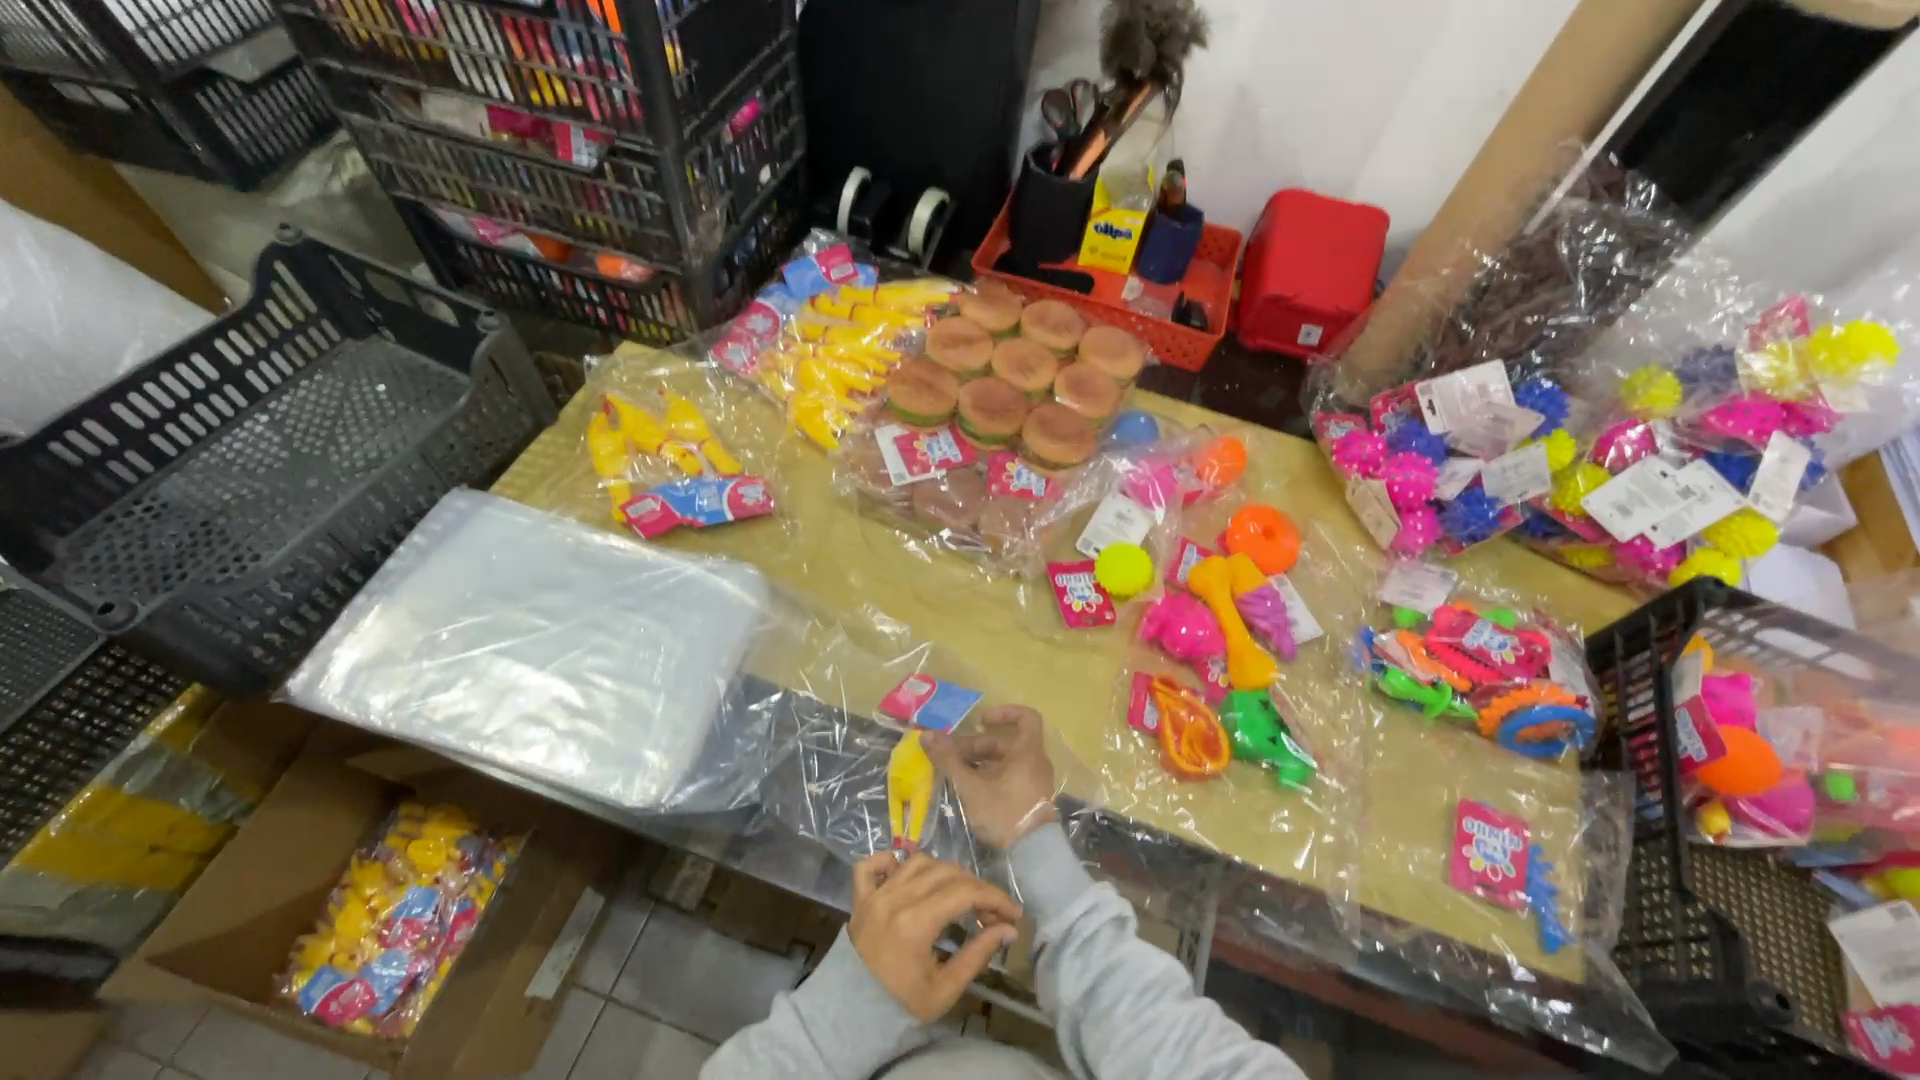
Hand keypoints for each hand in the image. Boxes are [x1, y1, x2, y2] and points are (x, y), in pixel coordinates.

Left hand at [849, 853, 1021, 1022]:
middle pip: (946, 873)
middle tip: (990, 912)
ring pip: (917, 862)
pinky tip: (906, 872)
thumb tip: (1008, 930)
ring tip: (958, 894)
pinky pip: (870, 865)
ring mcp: (875, 895)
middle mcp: (895, 899)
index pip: (965, 893)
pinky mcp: (860, 898)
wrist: (853, 1015)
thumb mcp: (945, 988)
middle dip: (976, 887)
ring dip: (943, 871)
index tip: (1013, 914)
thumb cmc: (902, 1005)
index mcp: (916, 923)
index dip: (995, 898)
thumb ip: (977, 954)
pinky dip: (889, 861)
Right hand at [922, 705, 1058, 849]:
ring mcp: (1034, 781)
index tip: (981, 721)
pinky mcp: (1029, 798)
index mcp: (1028, 752)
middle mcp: (1035, 762)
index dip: (1004, 713)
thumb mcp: (971, 787)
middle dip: (976, 745)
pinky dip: (989, 776)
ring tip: (955, 772)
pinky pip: (1009, 776)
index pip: (1026, 717)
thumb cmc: (1004, 814)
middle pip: (1006, 742)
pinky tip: (968, 787)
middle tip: (951, 755)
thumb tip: (926, 735)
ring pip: (1005, 761)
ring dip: (980, 762)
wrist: (1033, 855)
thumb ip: (949, 760)